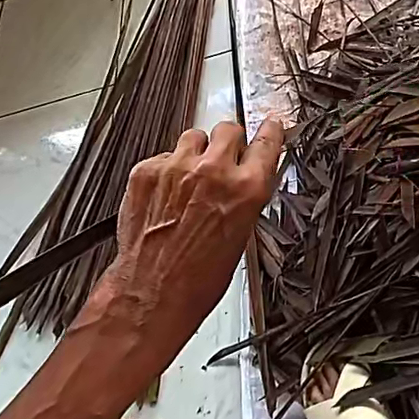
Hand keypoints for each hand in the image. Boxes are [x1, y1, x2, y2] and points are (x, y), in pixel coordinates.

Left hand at [79, 119, 284, 371]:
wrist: (152, 293)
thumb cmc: (199, 278)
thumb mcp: (242, 234)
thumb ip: (245, 196)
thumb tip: (246, 179)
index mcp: (246, 189)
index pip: (267, 141)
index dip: (270, 131)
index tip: (270, 125)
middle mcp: (214, 171)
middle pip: (228, 129)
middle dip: (228, 142)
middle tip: (222, 159)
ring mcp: (177, 168)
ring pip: (194, 137)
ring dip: (196, 152)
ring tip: (190, 178)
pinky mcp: (147, 171)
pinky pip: (164, 156)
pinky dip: (167, 170)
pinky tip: (166, 195)